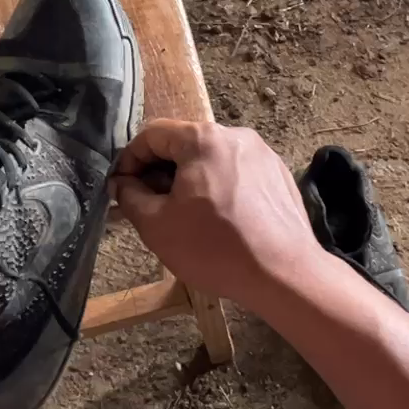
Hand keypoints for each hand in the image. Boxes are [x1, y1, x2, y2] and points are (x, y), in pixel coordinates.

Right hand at [110, 119, 321, 305]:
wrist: (285, 275)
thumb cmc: (216, 247)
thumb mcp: (158, 226)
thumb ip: (132, 197)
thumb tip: (123, 183)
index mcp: (202, 139)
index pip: (153, 134)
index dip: (131, 159)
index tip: (123, 188)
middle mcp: (234, 135)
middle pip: (184, 144)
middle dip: (161, 171)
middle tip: (151, 205)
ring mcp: (261, 153)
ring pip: (211, 158)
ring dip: (190, 180)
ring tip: (185, 216)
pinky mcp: (278, 173)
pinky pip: (237, 172)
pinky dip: (220, 188)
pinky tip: (221, 221)